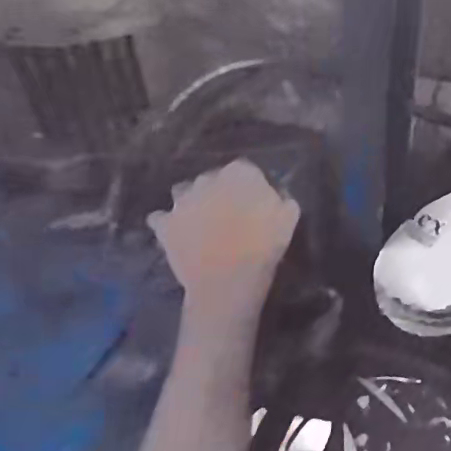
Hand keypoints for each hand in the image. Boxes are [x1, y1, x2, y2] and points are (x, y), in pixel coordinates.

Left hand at [148, 159, 300, 294]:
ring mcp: (181, 201)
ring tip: (202, 222)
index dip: (250, 186)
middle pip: (212, 179)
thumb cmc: (264, 247)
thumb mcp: (289, 218)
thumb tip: (275, 194)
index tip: (255, 202)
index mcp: (239, 174)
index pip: (245, 170)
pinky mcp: (164, 223)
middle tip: (229, 213)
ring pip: (184, 193)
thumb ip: (281, 198)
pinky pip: (161, 218)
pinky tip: (178, 234)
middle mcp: (206, 179)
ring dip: (192, 202)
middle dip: (219, 191)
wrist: (228, 280)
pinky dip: (169, 223)